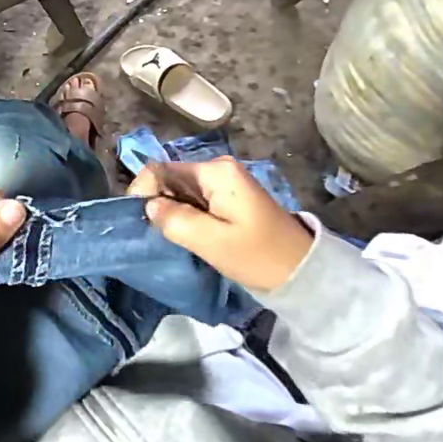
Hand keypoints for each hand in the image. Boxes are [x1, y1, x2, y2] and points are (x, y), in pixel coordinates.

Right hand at [127, 158, 313, 292]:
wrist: (302, 272)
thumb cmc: (259, 256)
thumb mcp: (213, 242)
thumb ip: (177, 220)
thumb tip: (149, 206)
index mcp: (215, 172)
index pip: (162, 169)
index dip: (144, 191)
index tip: (139, 220)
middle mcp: (218, 170)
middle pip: (171, 178)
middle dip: (157, 202)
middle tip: (155, 234)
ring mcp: (224, 184)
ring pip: (180, 191)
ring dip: (170, 211)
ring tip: (169, 237)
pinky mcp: (228, 199)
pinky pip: (194, 201)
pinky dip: (185, 216)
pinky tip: (186, 235)